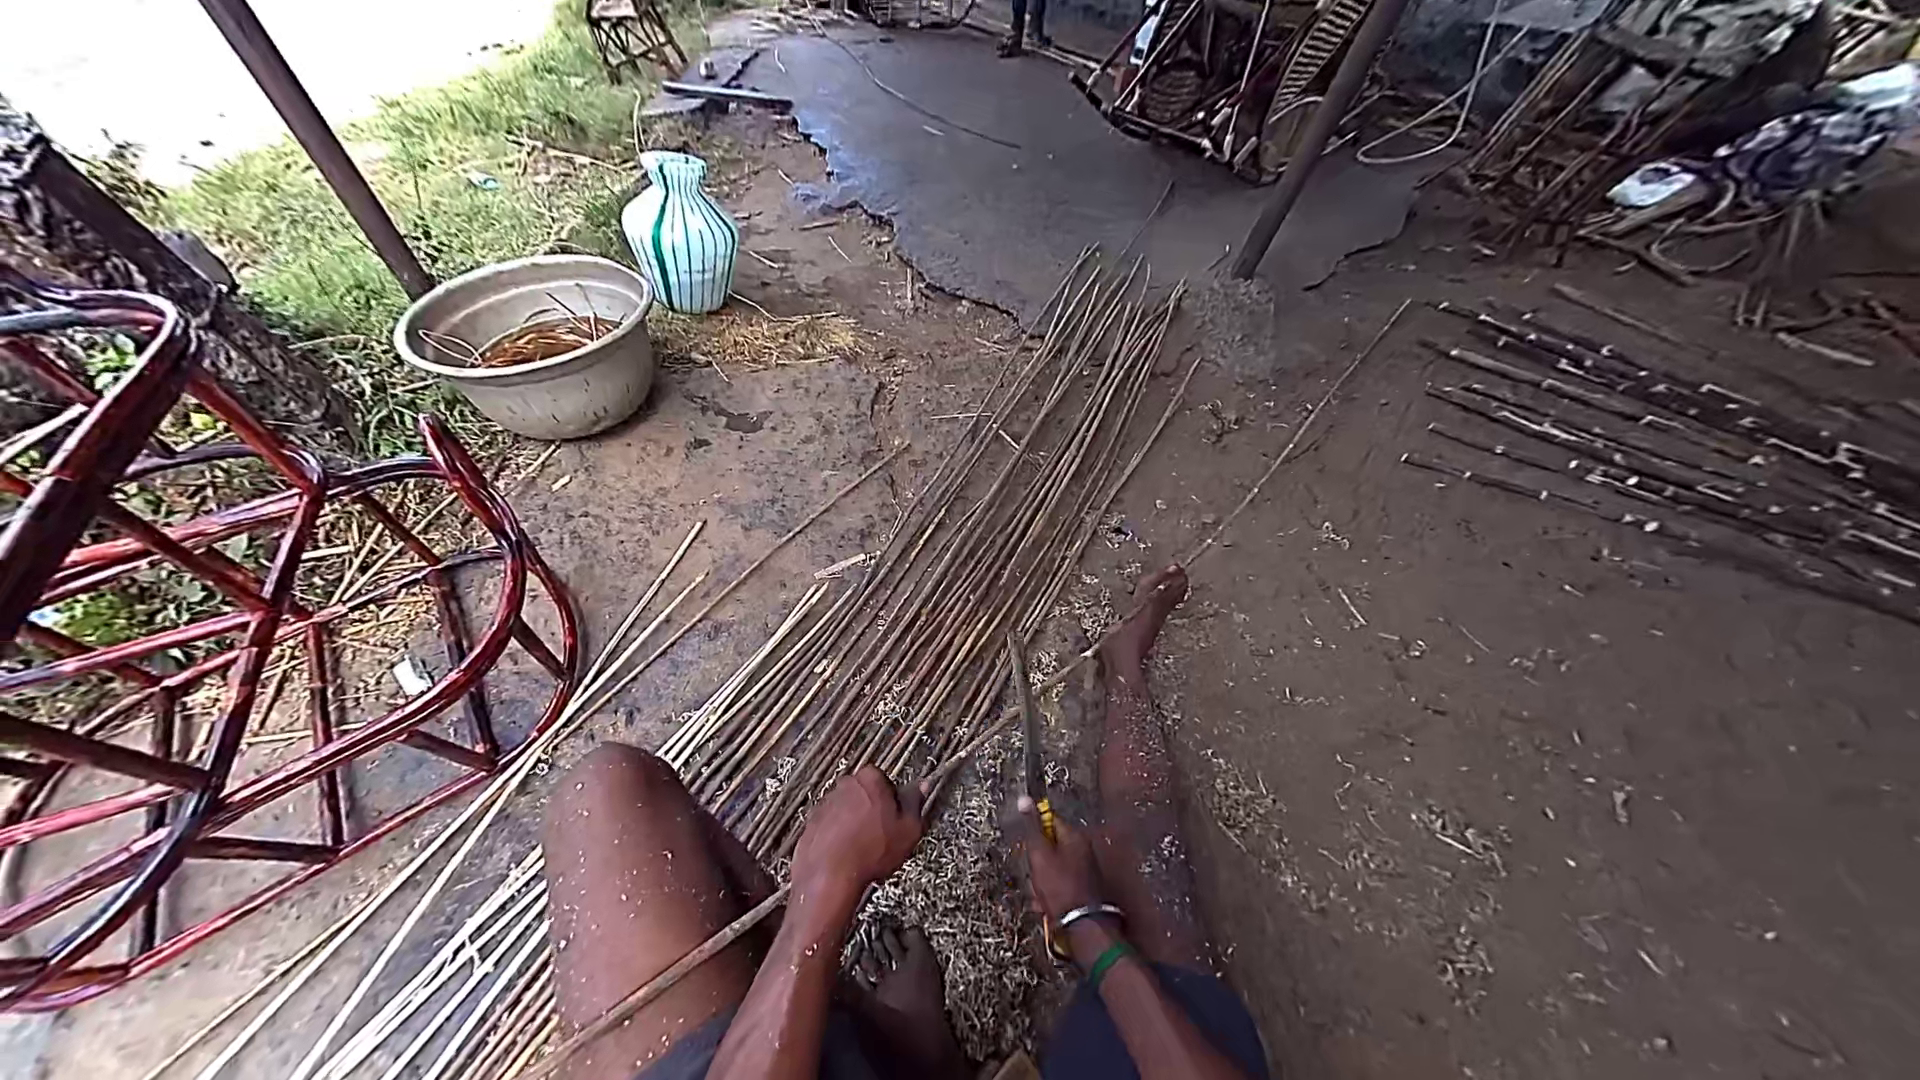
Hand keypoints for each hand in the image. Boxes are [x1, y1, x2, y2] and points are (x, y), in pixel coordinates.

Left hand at [791, 767, 925, 915]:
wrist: (829, 877)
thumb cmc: (869, 852)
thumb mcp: (908, 829)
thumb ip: (916, 803)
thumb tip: (921, 788)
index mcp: (870, 779)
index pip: (888, 782)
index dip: (894, 805)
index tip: (897, 821)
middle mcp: (845, 785)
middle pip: (866, 795)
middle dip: (874, 813)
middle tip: (883, 838)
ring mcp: (825, 804)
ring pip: (847, 812)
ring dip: (855, 827)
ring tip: (864, 853)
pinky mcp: (811, 824)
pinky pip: (830, 829)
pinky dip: (838, 840)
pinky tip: (847, 859)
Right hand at [1018, 795, 1102, 921]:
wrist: (1082, 927)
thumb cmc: (1059, 886)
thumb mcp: (1040, 853)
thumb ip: (1032, 827)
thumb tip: (1024, 799)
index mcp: (1075, 837)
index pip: (1051, 821)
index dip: (1035, 831)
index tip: (1027, 846)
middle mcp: (1083, 851)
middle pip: (1051, 846)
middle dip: (1037, 861)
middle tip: (1033, 874)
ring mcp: (1085, 872)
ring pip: (1053, 868)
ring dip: (1041, 880)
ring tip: (1038, 894)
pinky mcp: (1083, 891)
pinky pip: (1060, 885)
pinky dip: (1050, 893)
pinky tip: (1044, 905)